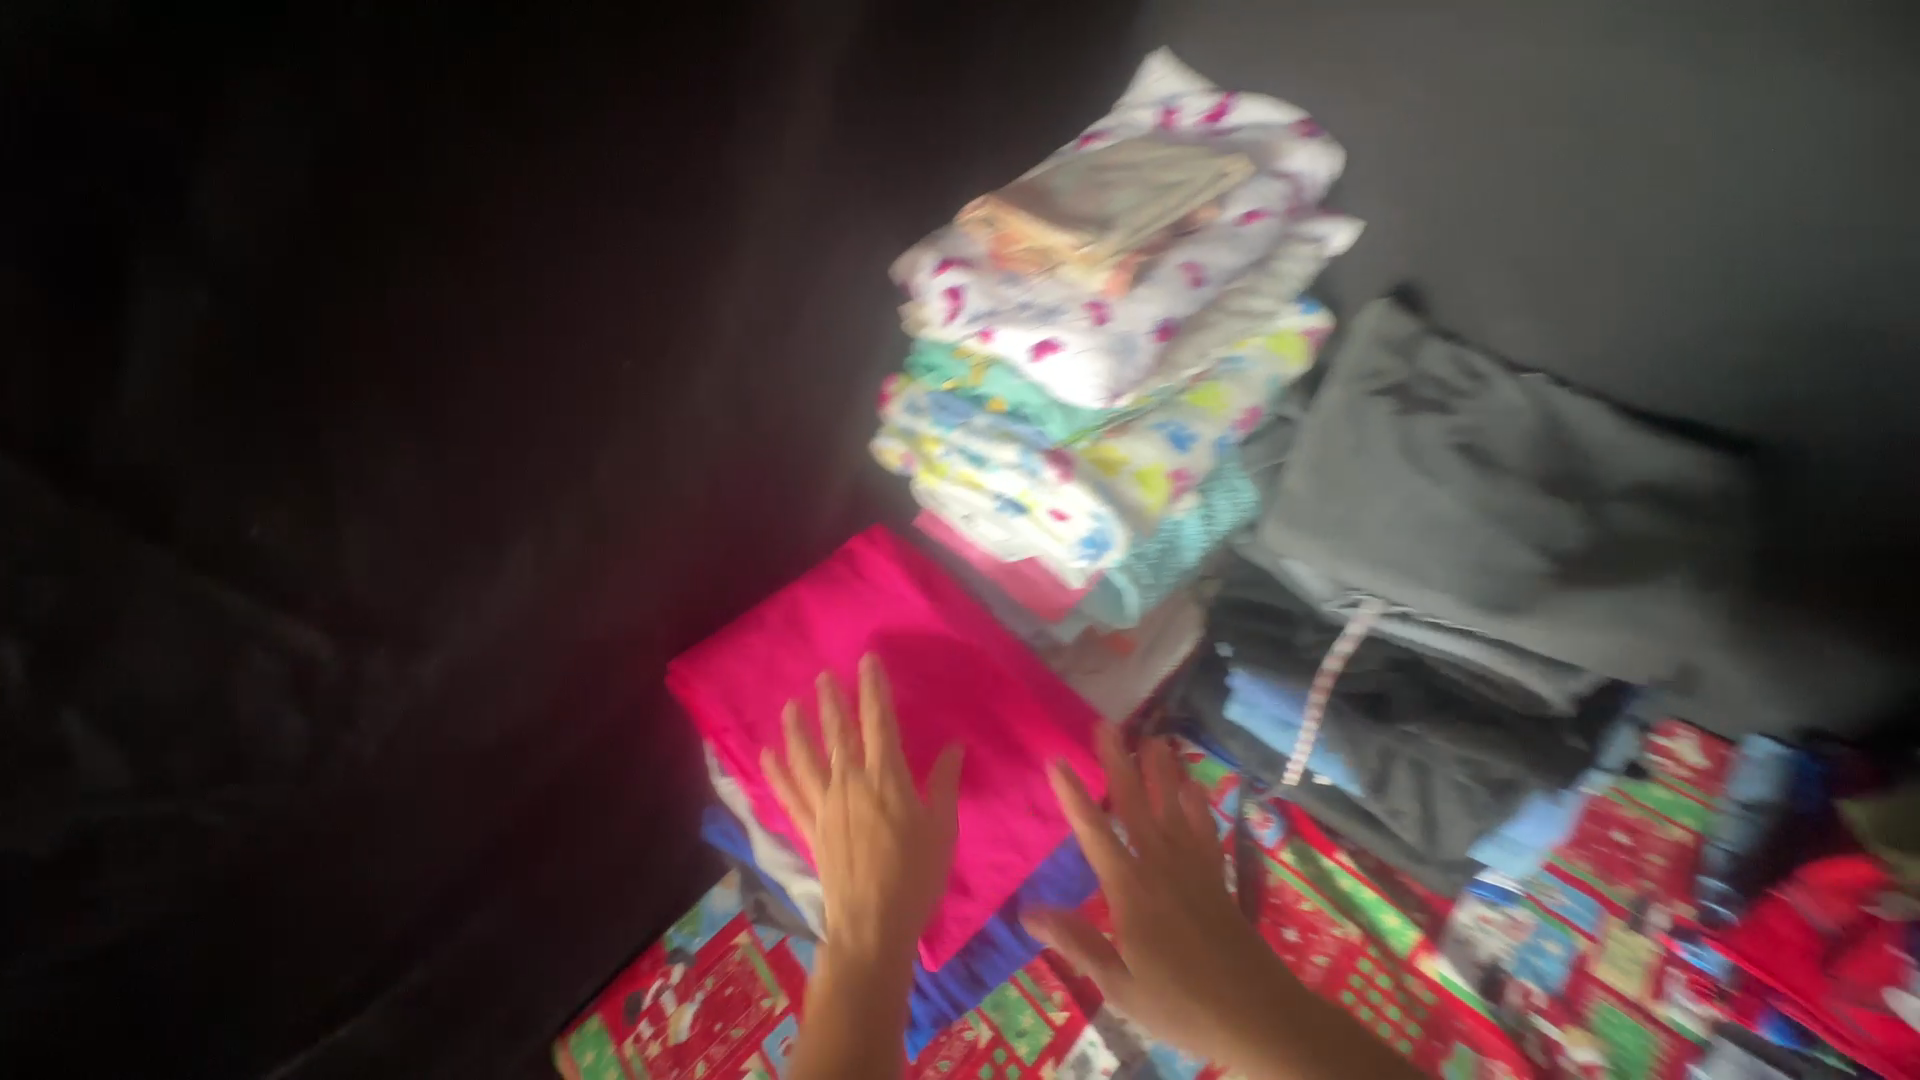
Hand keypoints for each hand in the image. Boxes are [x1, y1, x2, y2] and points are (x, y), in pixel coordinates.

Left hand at [762, 653, 963, 968]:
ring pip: (807, 758)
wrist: (873, 924)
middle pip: (838, 734)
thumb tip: (954, 747)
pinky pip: (790, 795)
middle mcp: (850, 783)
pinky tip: (766, 755)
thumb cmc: (916, 875)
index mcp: (886, 778)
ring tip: (789, 705)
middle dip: (831, 701)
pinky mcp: (810, 829)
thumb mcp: (942, 827)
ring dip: (798, 730)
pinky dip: (776, 773)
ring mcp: (825, 806)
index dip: (873, 689)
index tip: (866, 661)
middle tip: (822, 675)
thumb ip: (944, 783)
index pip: (879, 722)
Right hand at [1024, 728, 1295, 1069]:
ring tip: (1153, 738)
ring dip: (1161, 772)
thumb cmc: (1181, 1005)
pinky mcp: (1217, 879)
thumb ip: (1077, 942)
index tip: (1056, 759)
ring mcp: (1193, 869)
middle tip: (1105, 725)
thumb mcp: (1119, 986)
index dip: (1073, 796)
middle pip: (1136, 806)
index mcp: (1131, 891)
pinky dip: (1197, 806)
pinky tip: (1193, 787)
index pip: (1095, 833)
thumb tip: (1027, 911)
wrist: (1259, 1016)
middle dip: (1118, 763)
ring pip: (1172, 809)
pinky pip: (1204, 831)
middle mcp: (1161, 867)